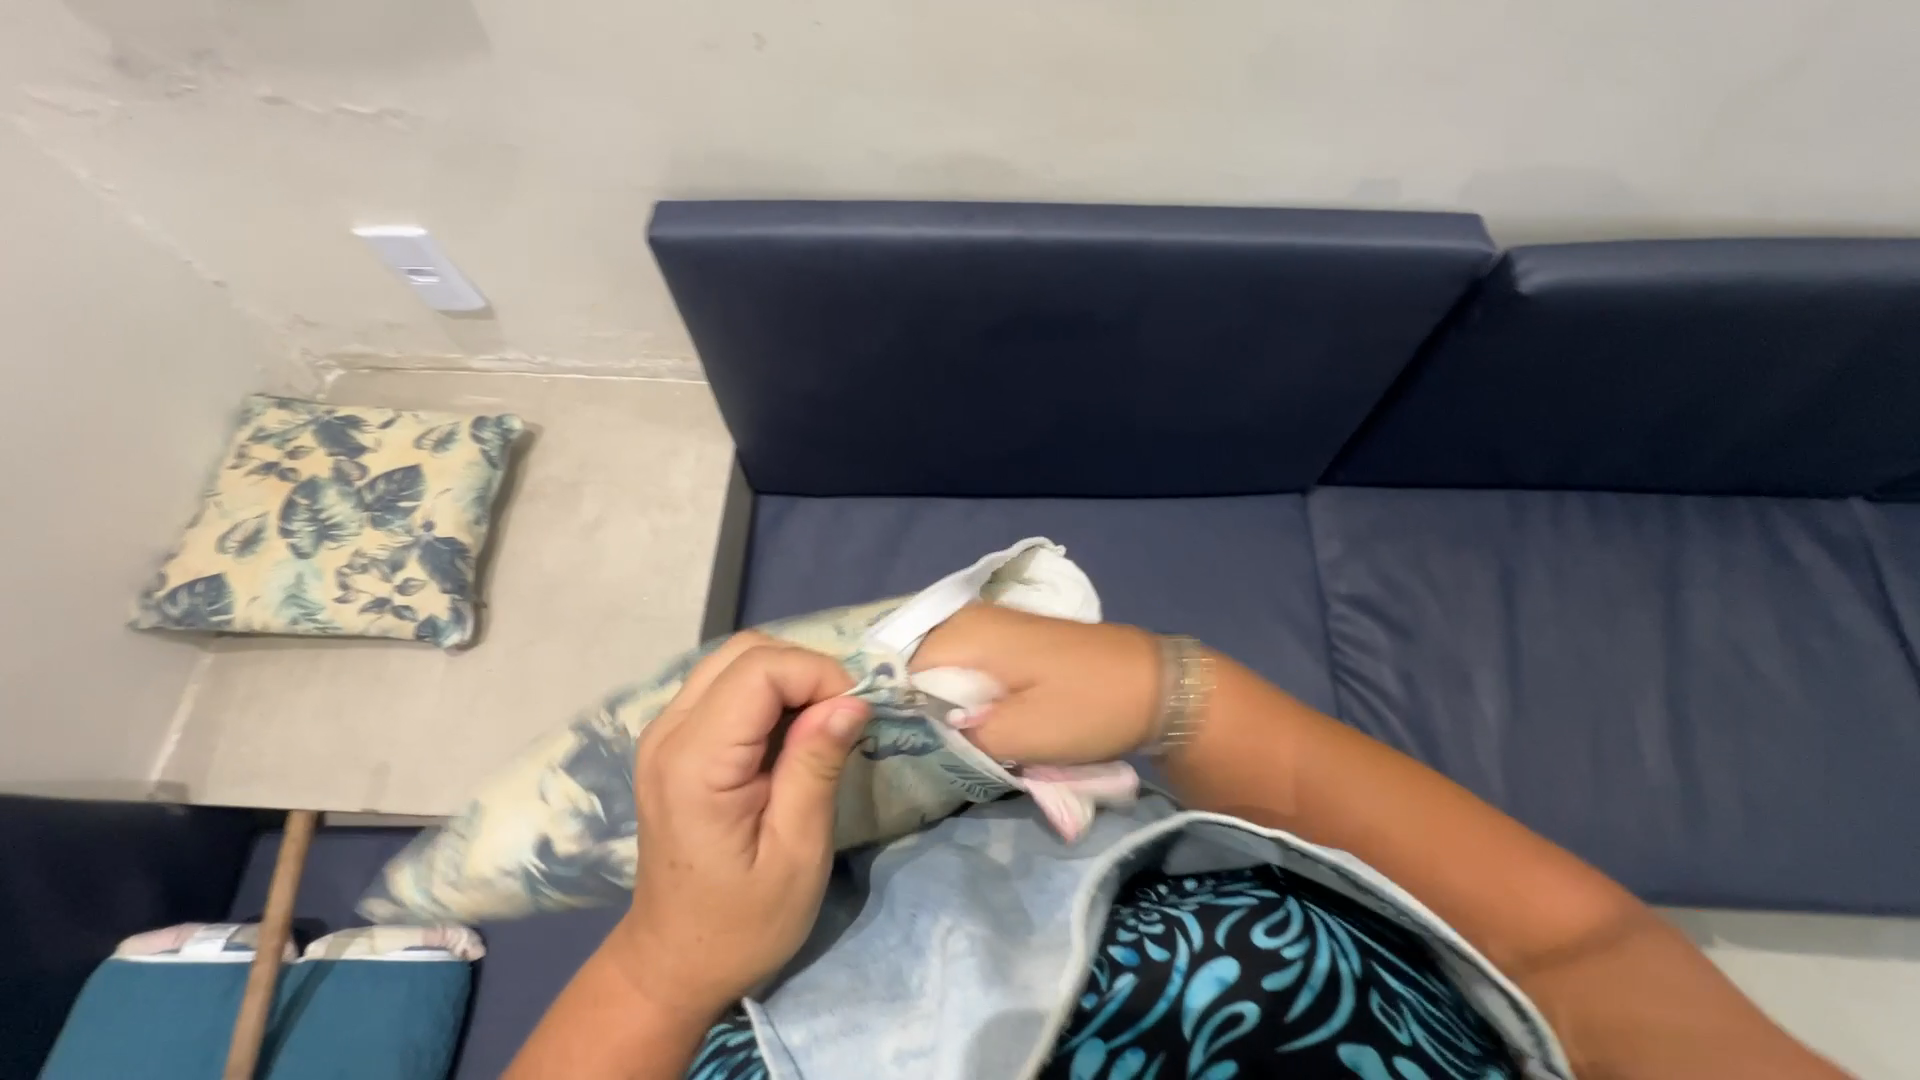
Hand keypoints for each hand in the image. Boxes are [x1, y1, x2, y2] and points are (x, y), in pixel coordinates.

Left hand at [613, 632, 870, 1019]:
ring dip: (789, 678)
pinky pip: (726, 685)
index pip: (761, 668)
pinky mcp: (673, 740)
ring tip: (820, 726)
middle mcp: (669, 731)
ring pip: (735, 659)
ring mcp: (664, 732)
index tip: (855, 717)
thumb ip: (818, 767)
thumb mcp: (797, 853)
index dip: (819, 675)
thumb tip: (852, 701)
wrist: (674, 962)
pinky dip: (769, 692)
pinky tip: (790, 734)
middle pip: (745, 651)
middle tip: (841, 719)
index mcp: (696, 761)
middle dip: (806, 670)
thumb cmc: (742, 922)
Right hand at [910, 604, 1161, 765]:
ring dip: (949, 708)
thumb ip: (960, 737)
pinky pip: (972, 670)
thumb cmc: (1088, 709)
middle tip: (930, 754)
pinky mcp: (1015, 643)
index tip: (905, 752)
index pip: (897, 672)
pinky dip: (970, 698)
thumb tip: (923, 732)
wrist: (1158, 687)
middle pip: (920, 669)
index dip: (898, 713)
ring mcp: (994, 628)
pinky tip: (980, 726)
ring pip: (946, 672)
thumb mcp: (1020, 737)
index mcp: (964, 634)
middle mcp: (970, 620)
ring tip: (955, 745)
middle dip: (922, 711)